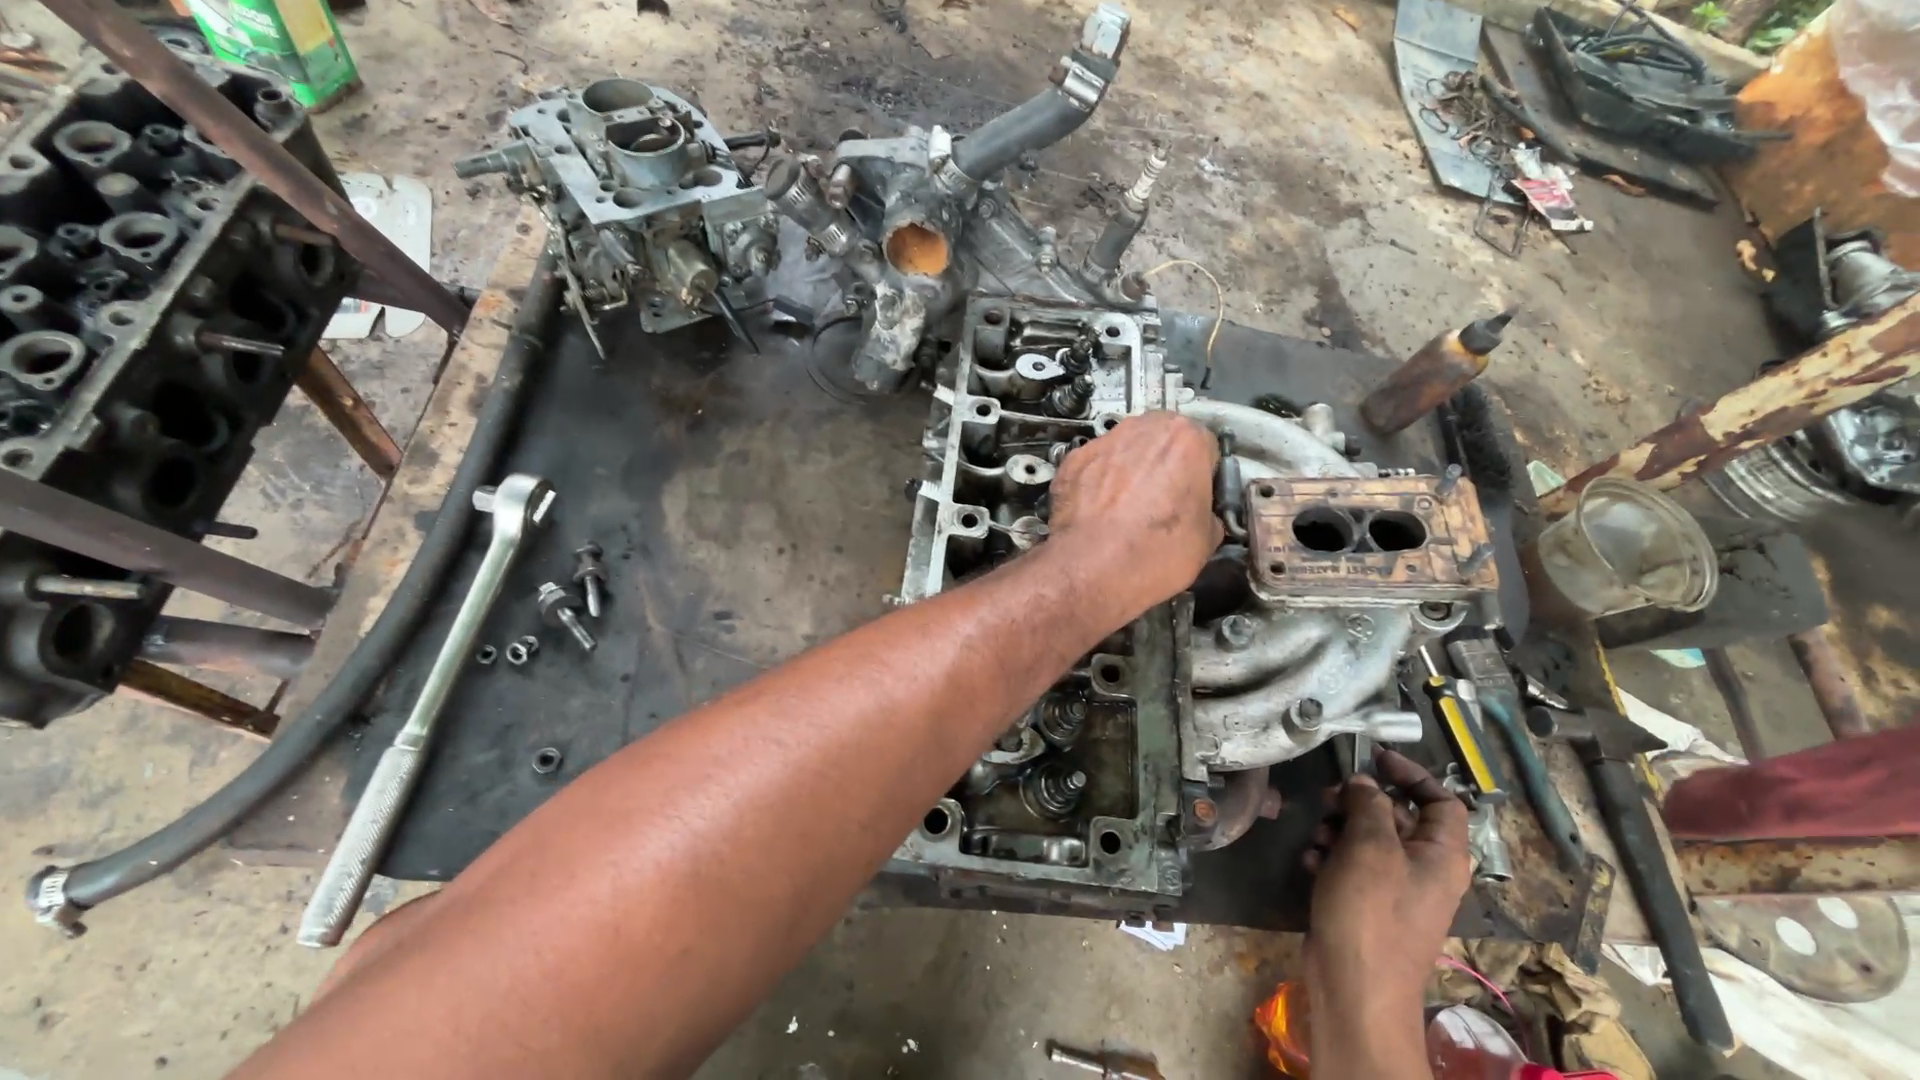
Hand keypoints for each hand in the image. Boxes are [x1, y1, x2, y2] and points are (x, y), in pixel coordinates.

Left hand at [1046, 411, 1220, 613]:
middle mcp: (1143, 431)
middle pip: (1162, 440)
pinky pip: (1095, 467)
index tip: (1197, 493)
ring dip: (1131, 473)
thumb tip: (1201, 518)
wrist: (1093, 569)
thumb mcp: (1205, 539)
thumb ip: (1207, 512)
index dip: (1202, 473)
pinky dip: (1099, 485)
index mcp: (1187, 440)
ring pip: (1126, 451)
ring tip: (1131, 512)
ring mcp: (1104, 443)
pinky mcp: (1073, 461)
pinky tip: (1104, 514)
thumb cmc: (1149, 553)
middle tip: (1165, 502)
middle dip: (1164, 466)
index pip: (1205, 446)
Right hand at [1302, 750, 1471, 1076]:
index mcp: (1443, 855)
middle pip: (1397, 817)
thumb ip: (1369, 804)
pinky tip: (1310, 863)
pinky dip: (1330, 858)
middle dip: (1359, 803)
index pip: (1442, 800)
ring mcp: (1396, 890)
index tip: (1374, 759)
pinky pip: (1351, 867)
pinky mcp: (1367, 906)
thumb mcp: (1370, 846)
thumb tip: (1365, 783)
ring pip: (1368, 840)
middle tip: (1327, 797)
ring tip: (1316, 837)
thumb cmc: (1370, 912)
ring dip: (1338, 829)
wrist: (1355, 988)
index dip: (1412, 775)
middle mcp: (1426, 870)